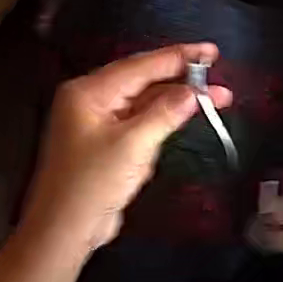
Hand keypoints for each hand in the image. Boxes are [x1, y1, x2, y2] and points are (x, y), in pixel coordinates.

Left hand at [24, 43, 232, 254]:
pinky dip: (158, 124)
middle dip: (180, 81)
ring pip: (142, 103)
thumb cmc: (92, 184)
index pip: (139, 66)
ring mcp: (96, 122)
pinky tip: (183, 118)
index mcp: (88, 92)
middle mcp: (89, 100)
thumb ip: (164, 114)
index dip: (178, 57)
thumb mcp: (133, 145)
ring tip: (215, 101)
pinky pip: (136, 123)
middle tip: (218, 77)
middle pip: (142, 81)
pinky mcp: (105, 143)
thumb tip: (193, 92)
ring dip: (174, 104)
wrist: (64, 229)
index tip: (211, 52)